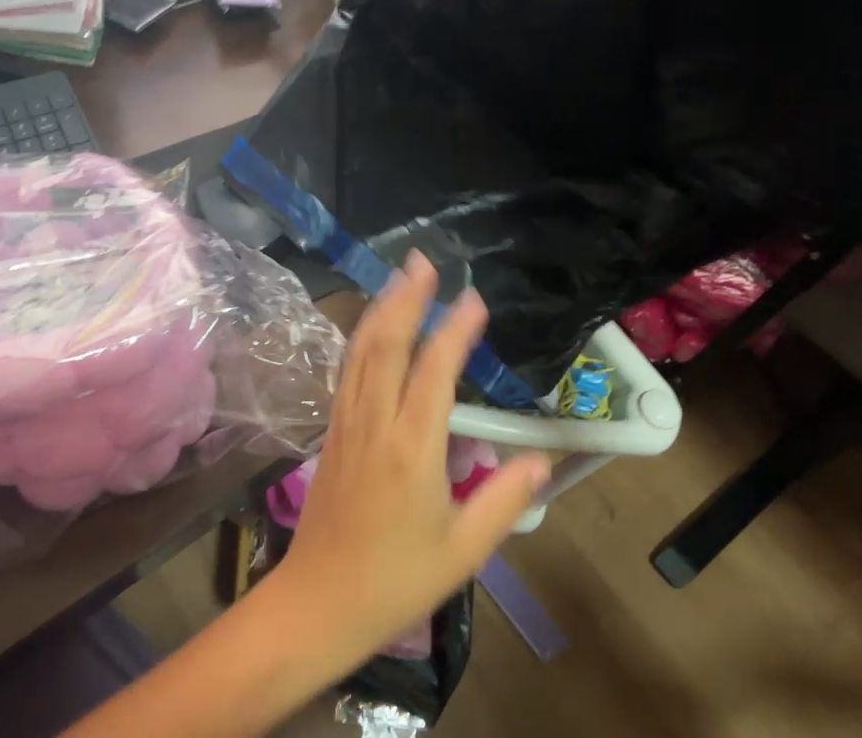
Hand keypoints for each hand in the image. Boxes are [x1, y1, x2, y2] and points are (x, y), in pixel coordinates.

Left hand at [267, 251, 550, 659]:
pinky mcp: (330, 434)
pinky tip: (370, 331)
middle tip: (422, 261)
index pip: (434, 370)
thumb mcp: (465, 549)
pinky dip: (360, 341)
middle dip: (406, 300)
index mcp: (412, 448)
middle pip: (386, 345)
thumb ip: (505, 499)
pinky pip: (346, 373)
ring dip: (380, 311)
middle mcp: (374, 423)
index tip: (473, 298)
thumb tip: (542, 458)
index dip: (454, 330)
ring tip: (398, 280)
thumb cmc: (397, 580)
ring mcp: (345, 425)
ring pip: (359, 353)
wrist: (320, 600)